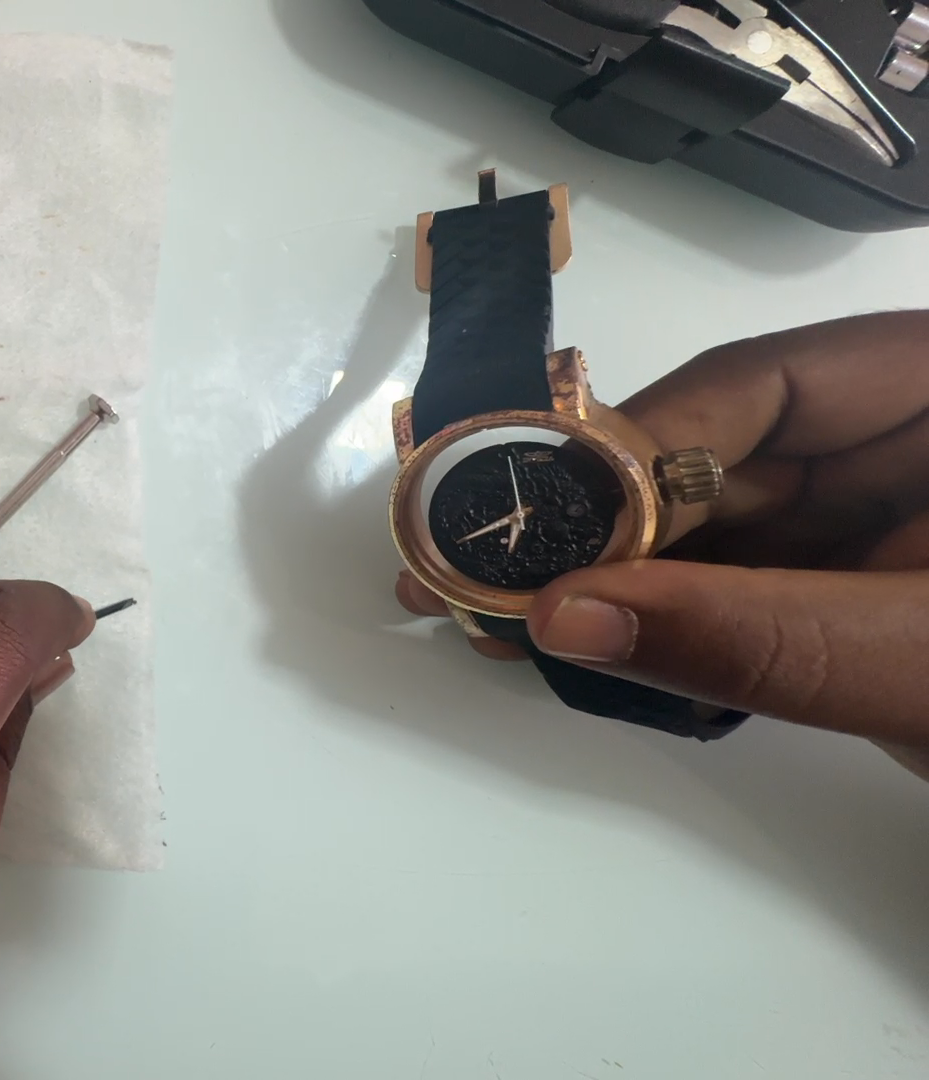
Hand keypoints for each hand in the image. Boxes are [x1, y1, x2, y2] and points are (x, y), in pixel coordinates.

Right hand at [397, 312, 928, 753]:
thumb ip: (761, 635)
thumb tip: (563, 619)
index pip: (757, 388)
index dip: (628, 451)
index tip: (532, 525)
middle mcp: (890, 441)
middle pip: (695, 463)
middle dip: (582, 532)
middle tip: (471, 577)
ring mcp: (849, 517)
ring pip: (680, 530)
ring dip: (585, 581)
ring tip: (485, 618)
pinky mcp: (815, 581)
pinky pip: (697, 583)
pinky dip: (627, 619)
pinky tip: (551, 638)